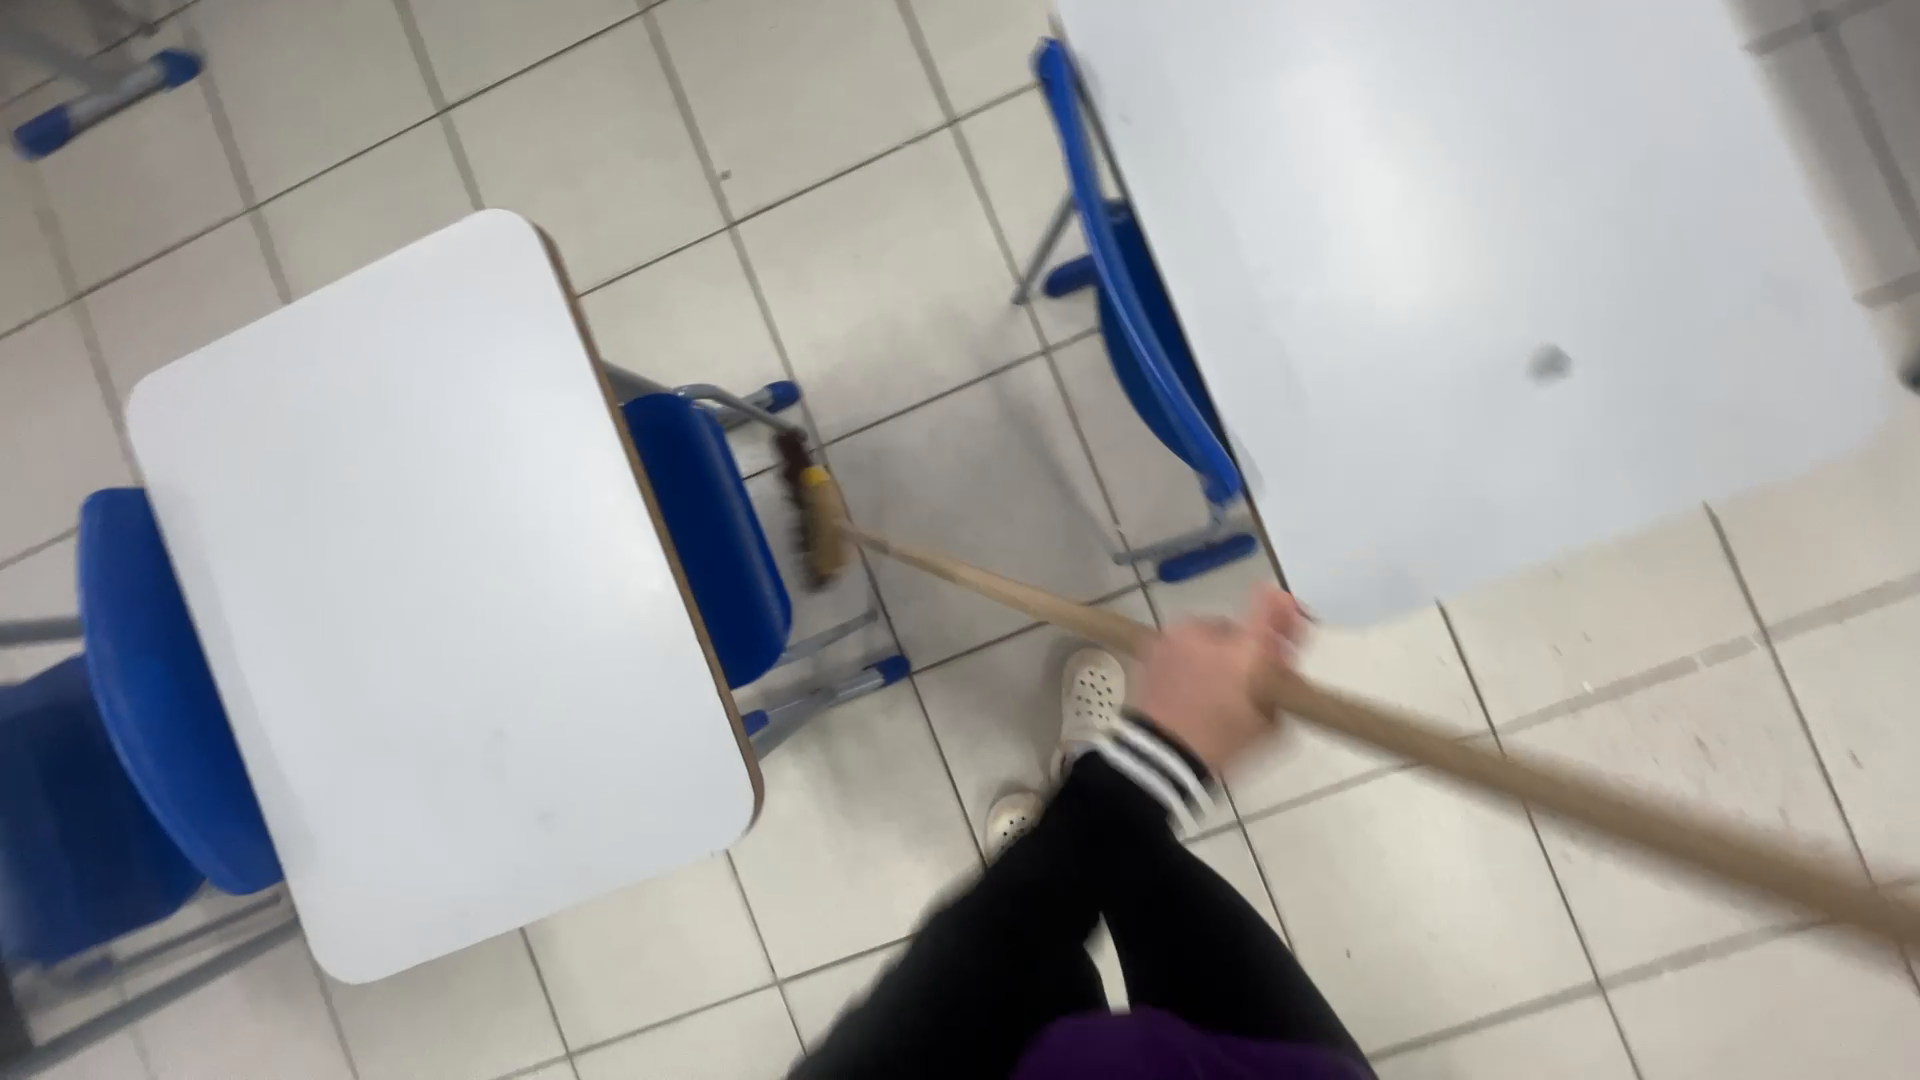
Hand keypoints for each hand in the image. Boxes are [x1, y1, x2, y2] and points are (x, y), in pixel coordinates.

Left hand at [1130, 585, 1305, 772]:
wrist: (1159, 752)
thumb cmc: (1220, 742)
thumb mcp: (1268, 721)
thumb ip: (1281, 680)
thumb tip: (1283, 655)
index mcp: (1241, 649)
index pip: (1268, 604)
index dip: (1282, 607)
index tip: (1289, 616)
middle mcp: (1207, 631)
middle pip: (1237, 629)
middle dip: (1245, 647)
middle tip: (1248, 675)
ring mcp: (1174, 636)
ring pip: (1207, 635)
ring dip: (1215, 651)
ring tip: (1214, 684)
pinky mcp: (1151, 647)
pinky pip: (1181, 644)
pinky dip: (1189, 656)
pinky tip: (1191, 682)